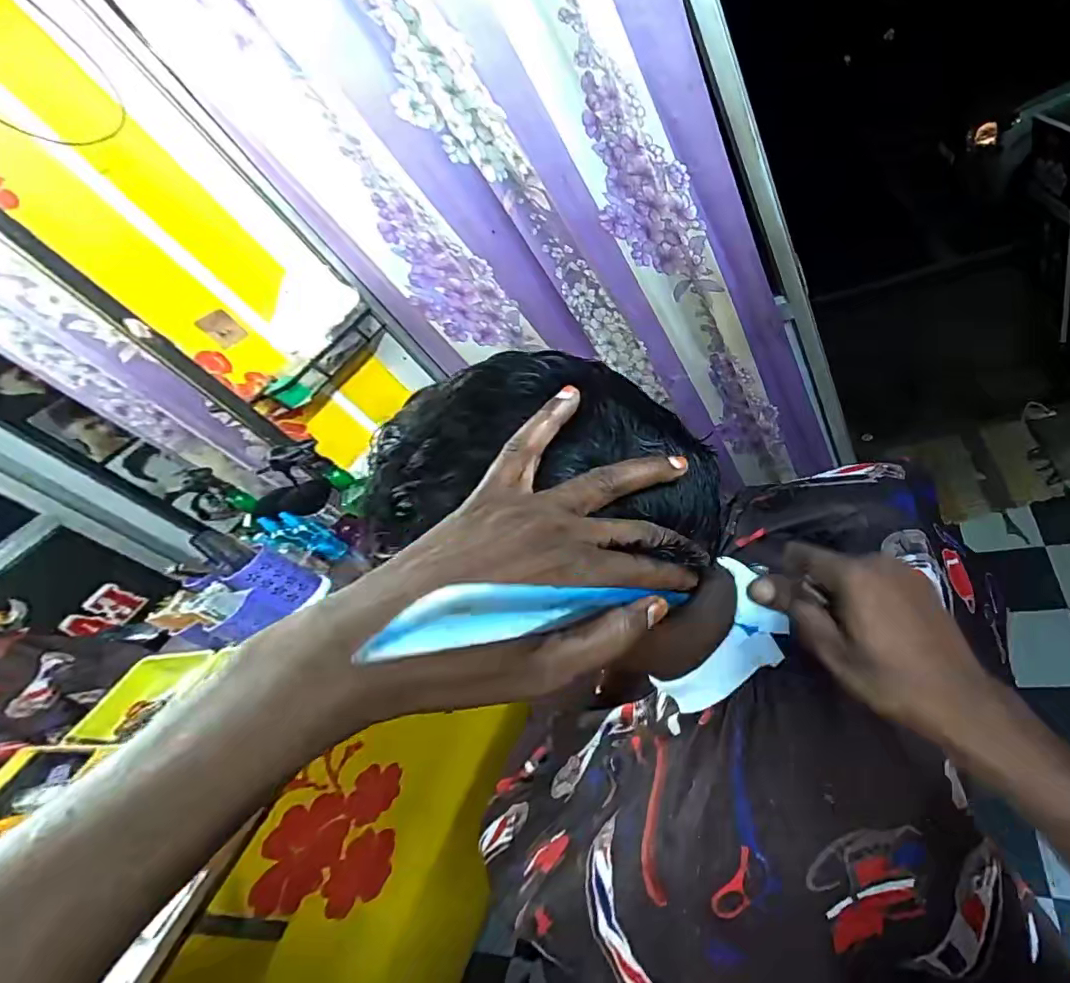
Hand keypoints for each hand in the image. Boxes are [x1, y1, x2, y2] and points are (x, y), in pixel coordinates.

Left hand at [281, 385, 701, 725]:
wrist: (376, 642)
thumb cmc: (460, 666)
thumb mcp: (541, 674)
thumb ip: (604, 638)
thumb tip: (656, 605)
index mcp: (572, 578)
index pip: (640, 572)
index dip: (672, 579)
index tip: (693, 585)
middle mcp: (557, 531)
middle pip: (626, 530)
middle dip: (664, 540)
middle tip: (691, 548)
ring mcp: (522, 506)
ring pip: (596, 482)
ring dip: (639, 472)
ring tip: (675, 463)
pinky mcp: (489, 496)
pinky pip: (523, 448)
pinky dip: (547, 418)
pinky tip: (570, 395)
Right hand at [751, 542, 1003, 733]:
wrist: (959, 697)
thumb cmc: (889, 679)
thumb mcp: (834, 651)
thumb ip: (797, 610)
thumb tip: (758, 584)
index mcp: (853, 572)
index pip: (801, 554)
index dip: (783, 573)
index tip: (779, 599)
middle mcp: (877, 559)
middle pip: (829, 563)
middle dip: (815, 586)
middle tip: (818, 627)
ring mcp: (902, 569)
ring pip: (854, 571)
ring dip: (842, 591)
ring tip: (848, 630)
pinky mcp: (920, 582)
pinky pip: (878, 578)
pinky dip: (866, 593)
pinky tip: (876, 626)